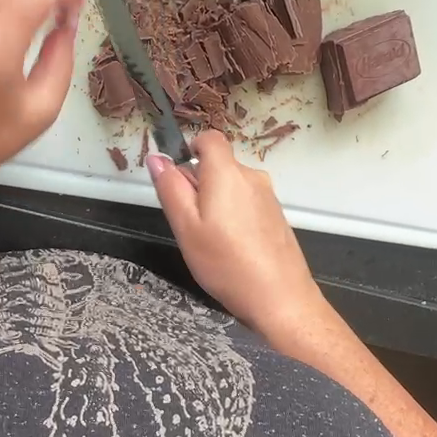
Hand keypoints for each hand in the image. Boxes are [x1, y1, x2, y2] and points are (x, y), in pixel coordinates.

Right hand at [147, 132, 330, 338]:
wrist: (280, 299)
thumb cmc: (226, 264)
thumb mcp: (186, 227)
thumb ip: (170, 189)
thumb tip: (156, 158)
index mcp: (227, 173)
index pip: (209, 138)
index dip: (190, 150)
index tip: (178, 180)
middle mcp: (252, 177)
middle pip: (219, 165)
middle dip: (199, 185)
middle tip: (190, 224)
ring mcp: (268, 197)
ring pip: (232, 187)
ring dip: (216, 204)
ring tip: (210, 242)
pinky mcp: (276, 217)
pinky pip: (247, 204)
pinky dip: (234, 218)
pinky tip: (232, 249)